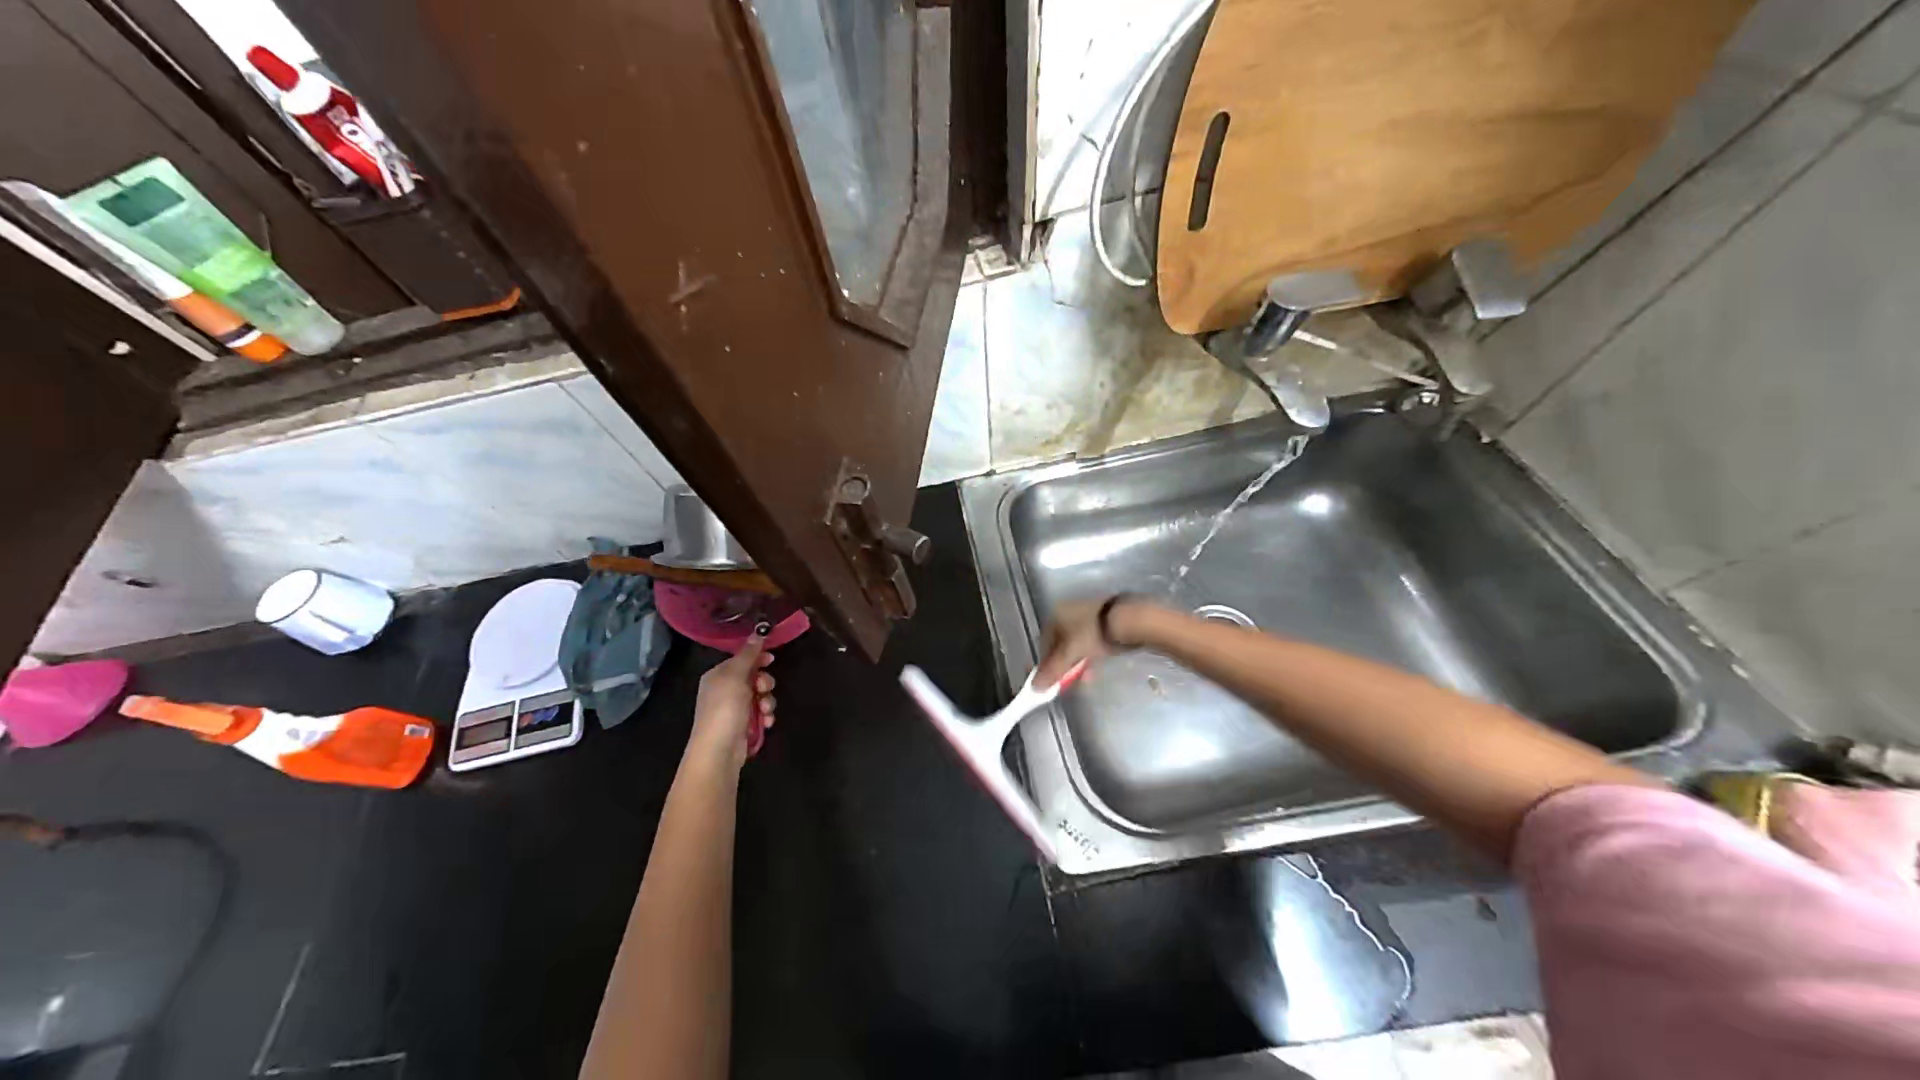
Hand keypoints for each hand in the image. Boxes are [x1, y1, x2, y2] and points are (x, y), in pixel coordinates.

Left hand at [688, 633, 776, 769]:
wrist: (718, 750)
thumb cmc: (724, 708)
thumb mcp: (736, 676)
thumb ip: (748, 655)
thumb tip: (758, 632)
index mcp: (718, 675)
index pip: (741, 660)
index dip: (757, 658)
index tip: (771, 659)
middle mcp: (725, 690)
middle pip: (754, 677)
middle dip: (764, 683)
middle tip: (763, 689)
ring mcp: (734, 709)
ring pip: (761, 696)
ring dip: (768, 702)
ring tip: (765, 712)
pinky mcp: (743, 725)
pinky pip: (761, 713)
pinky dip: (765, 717)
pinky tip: (765, 723)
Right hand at [1035, 597, 1148, 688]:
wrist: (1129, 620)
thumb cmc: (1093, 634)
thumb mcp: (1070, 654)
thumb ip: (1053, 671)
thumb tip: (1034, 688)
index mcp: (1056, 615)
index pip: (1044, 643)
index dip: (1047, 664)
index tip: (1054, 681)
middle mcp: (1069, 610)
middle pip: (1061, 643)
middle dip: (1066, 664)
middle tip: (1073, 681)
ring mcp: (1088, 612)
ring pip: (1078, 642)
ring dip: (1080, 661)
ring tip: (1088, 676)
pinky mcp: (1105, 617)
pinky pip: (1092, 639)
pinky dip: (1092, 653)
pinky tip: (1100, 662)